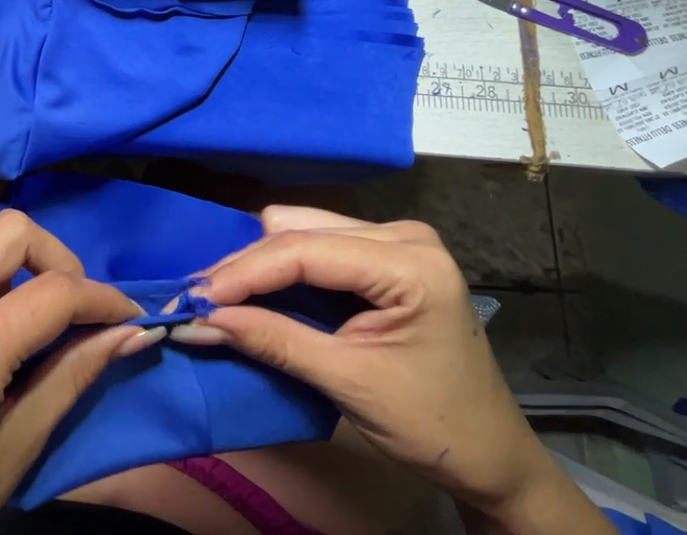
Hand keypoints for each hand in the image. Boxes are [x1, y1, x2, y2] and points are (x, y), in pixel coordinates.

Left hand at [0, 209, 162, 534]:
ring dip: (8, 280)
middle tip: (73, 305)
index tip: (127, 316)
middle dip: (55, 257)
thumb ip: (72, 379)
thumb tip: (128, 333)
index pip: (53, 293)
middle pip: (8, 231)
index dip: (103, 298)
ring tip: (21, 334)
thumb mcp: (16, 452)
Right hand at [172, 207, 612, 532]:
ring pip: (299, 230)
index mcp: (410, 264)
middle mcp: (402, 235)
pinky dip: (278, 268)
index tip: (193, 298)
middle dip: (246, 266)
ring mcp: (394, 241)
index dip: (243, 272)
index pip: (303, 251)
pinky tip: (255, 293)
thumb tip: (198, 321)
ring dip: (257, 264)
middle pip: (297, 230)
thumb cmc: (433, 426)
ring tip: (222, 298)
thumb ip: (272, 341)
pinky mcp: (382, 256)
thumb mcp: (348, 383)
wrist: (492, 457)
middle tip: (200, 301)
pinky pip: (313, 244)